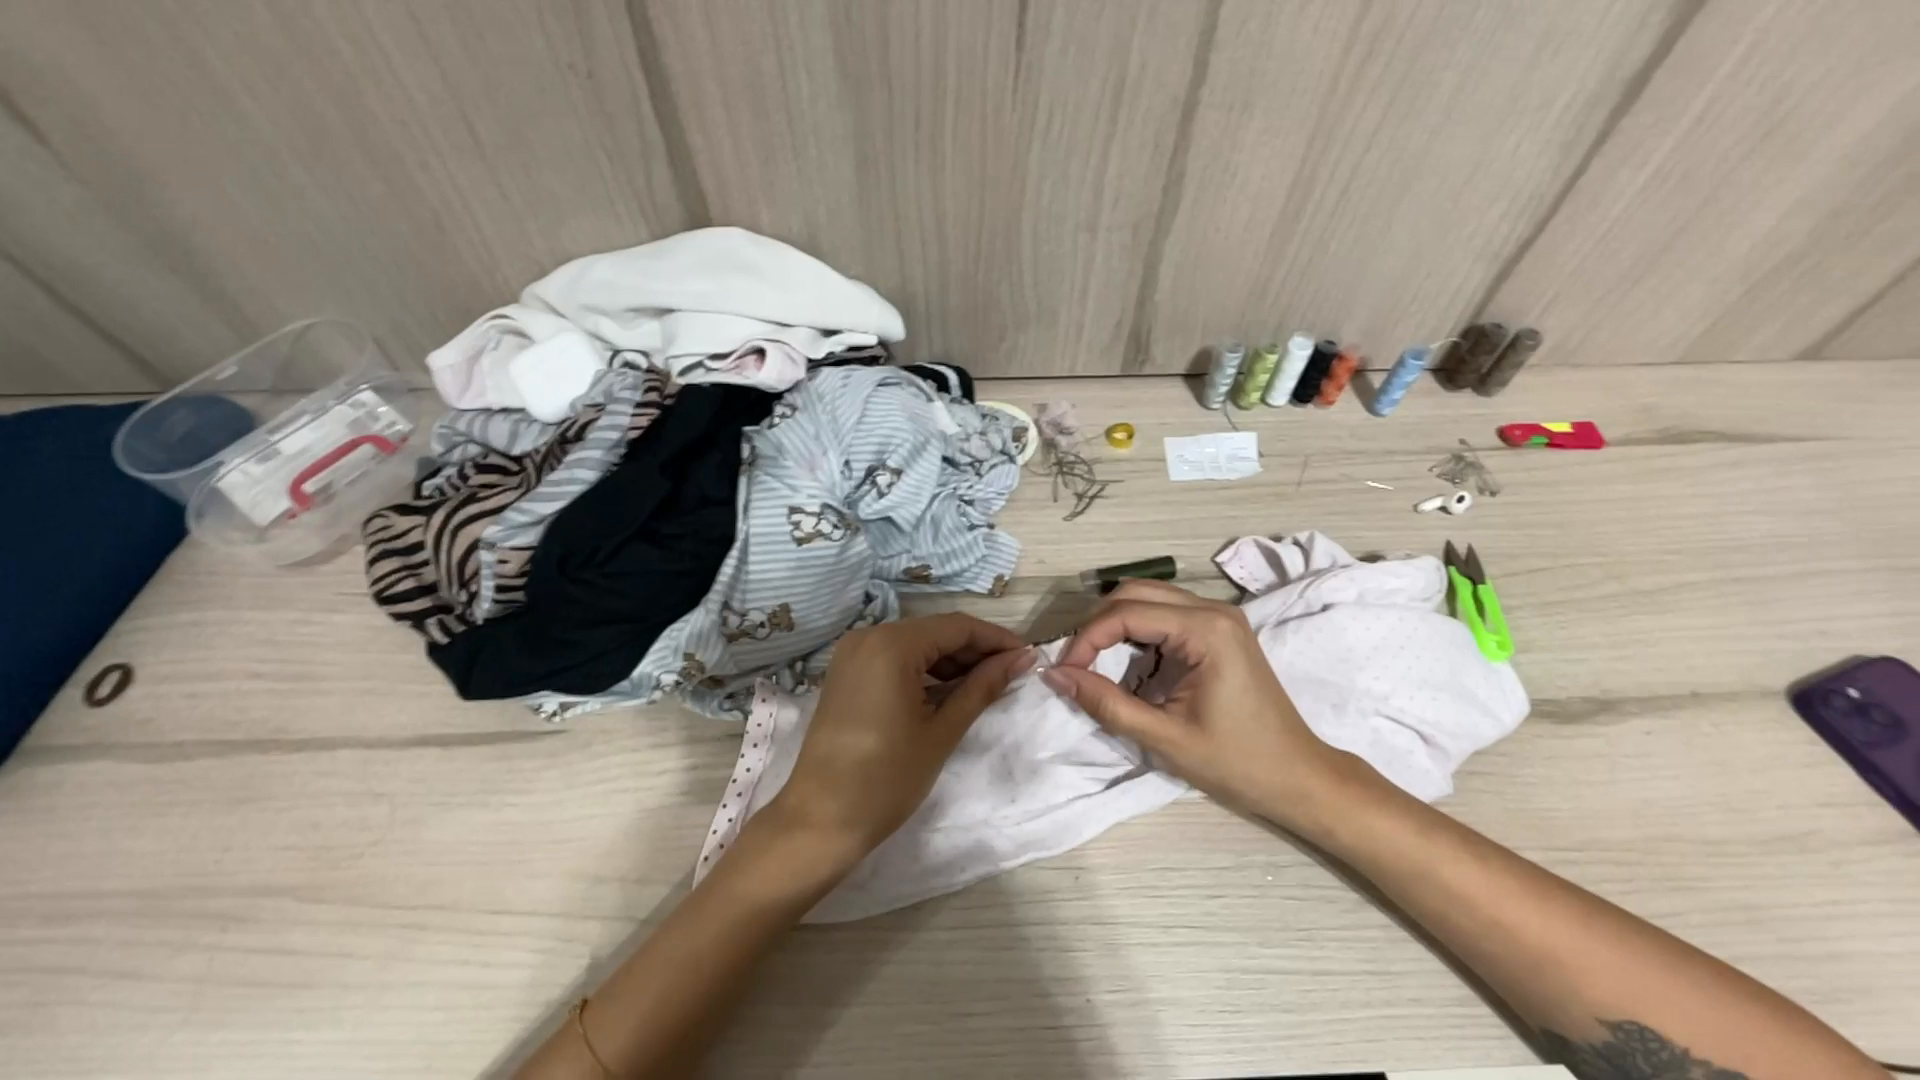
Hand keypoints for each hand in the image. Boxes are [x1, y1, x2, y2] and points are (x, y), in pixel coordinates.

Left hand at [765, 613, 1033, 864]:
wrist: (822, 819)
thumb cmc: (887, 777)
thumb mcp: (942, 731)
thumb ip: (982, 687)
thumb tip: (1022, 659)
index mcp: (892, 645)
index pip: (957, 627)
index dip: (996, 639)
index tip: (1028, 658)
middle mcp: (868, 637)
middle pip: (935, 631)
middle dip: (975, 650)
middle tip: (1013, 675)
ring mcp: (852, 654)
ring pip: (915, 644)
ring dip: (950, 661)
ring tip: (986, 686)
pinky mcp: (846, 674)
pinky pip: (893, 659)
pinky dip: (923, 671)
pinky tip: (948, 692)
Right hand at [1041, 580, 1376, 829]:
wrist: (1297, 777)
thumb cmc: (1236, 763)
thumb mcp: (1163, 737)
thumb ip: (1106, 703)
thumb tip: (1054, 676)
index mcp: (1206, 630)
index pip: (1125, 613)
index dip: (1086, 639)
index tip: (1063, 673)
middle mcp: (1213, 610)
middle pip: (1133, 593)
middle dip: (1096, 627)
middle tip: (1075, 666)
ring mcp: (1220, 618)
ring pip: (1148, 599)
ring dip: (1114, 627)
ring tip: (1093, 666)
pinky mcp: (1220, 631)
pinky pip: (1165, 615)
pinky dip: (1136, 633)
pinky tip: (1126, 665)